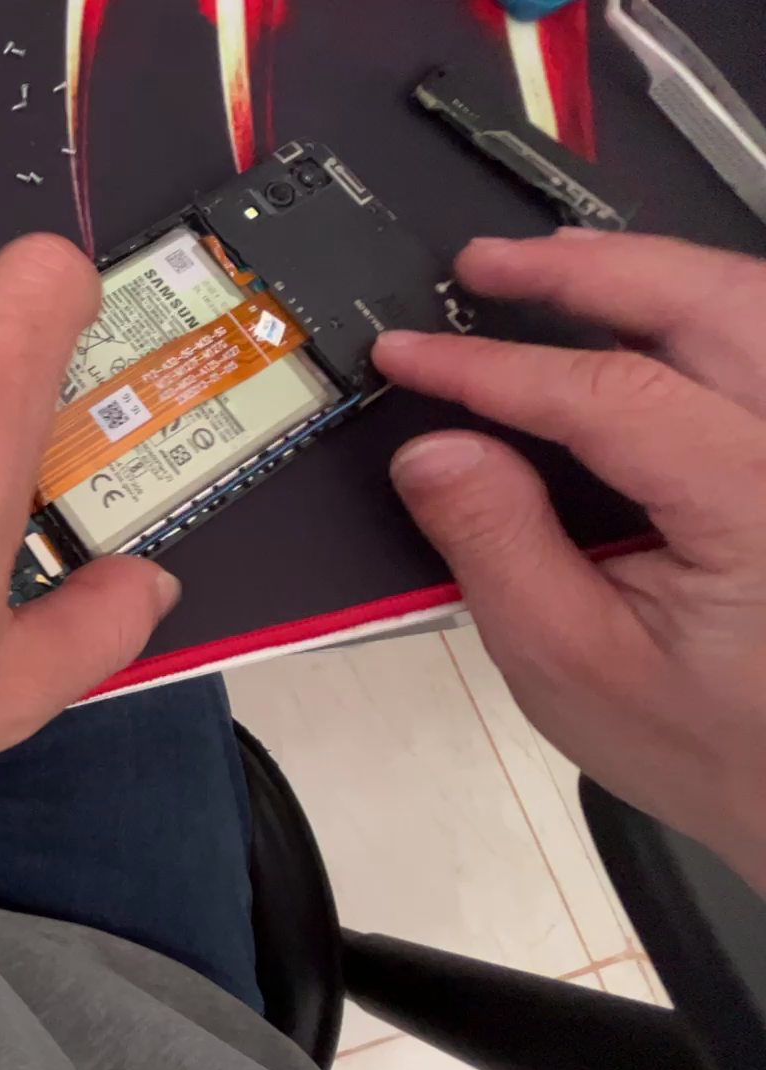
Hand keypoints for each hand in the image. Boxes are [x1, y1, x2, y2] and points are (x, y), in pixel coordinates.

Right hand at [373, 230, 765, 888]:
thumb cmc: (709, 745)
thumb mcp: (565, 659)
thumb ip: (497, 544)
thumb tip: (432, 448)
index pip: (612, 396)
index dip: (490, 365)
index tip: (402, 353)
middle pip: (728, 309)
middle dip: (590, 272)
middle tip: (481, 263)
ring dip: (650, 276)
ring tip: (547, 268)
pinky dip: (709, 314)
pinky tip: (644, 317)